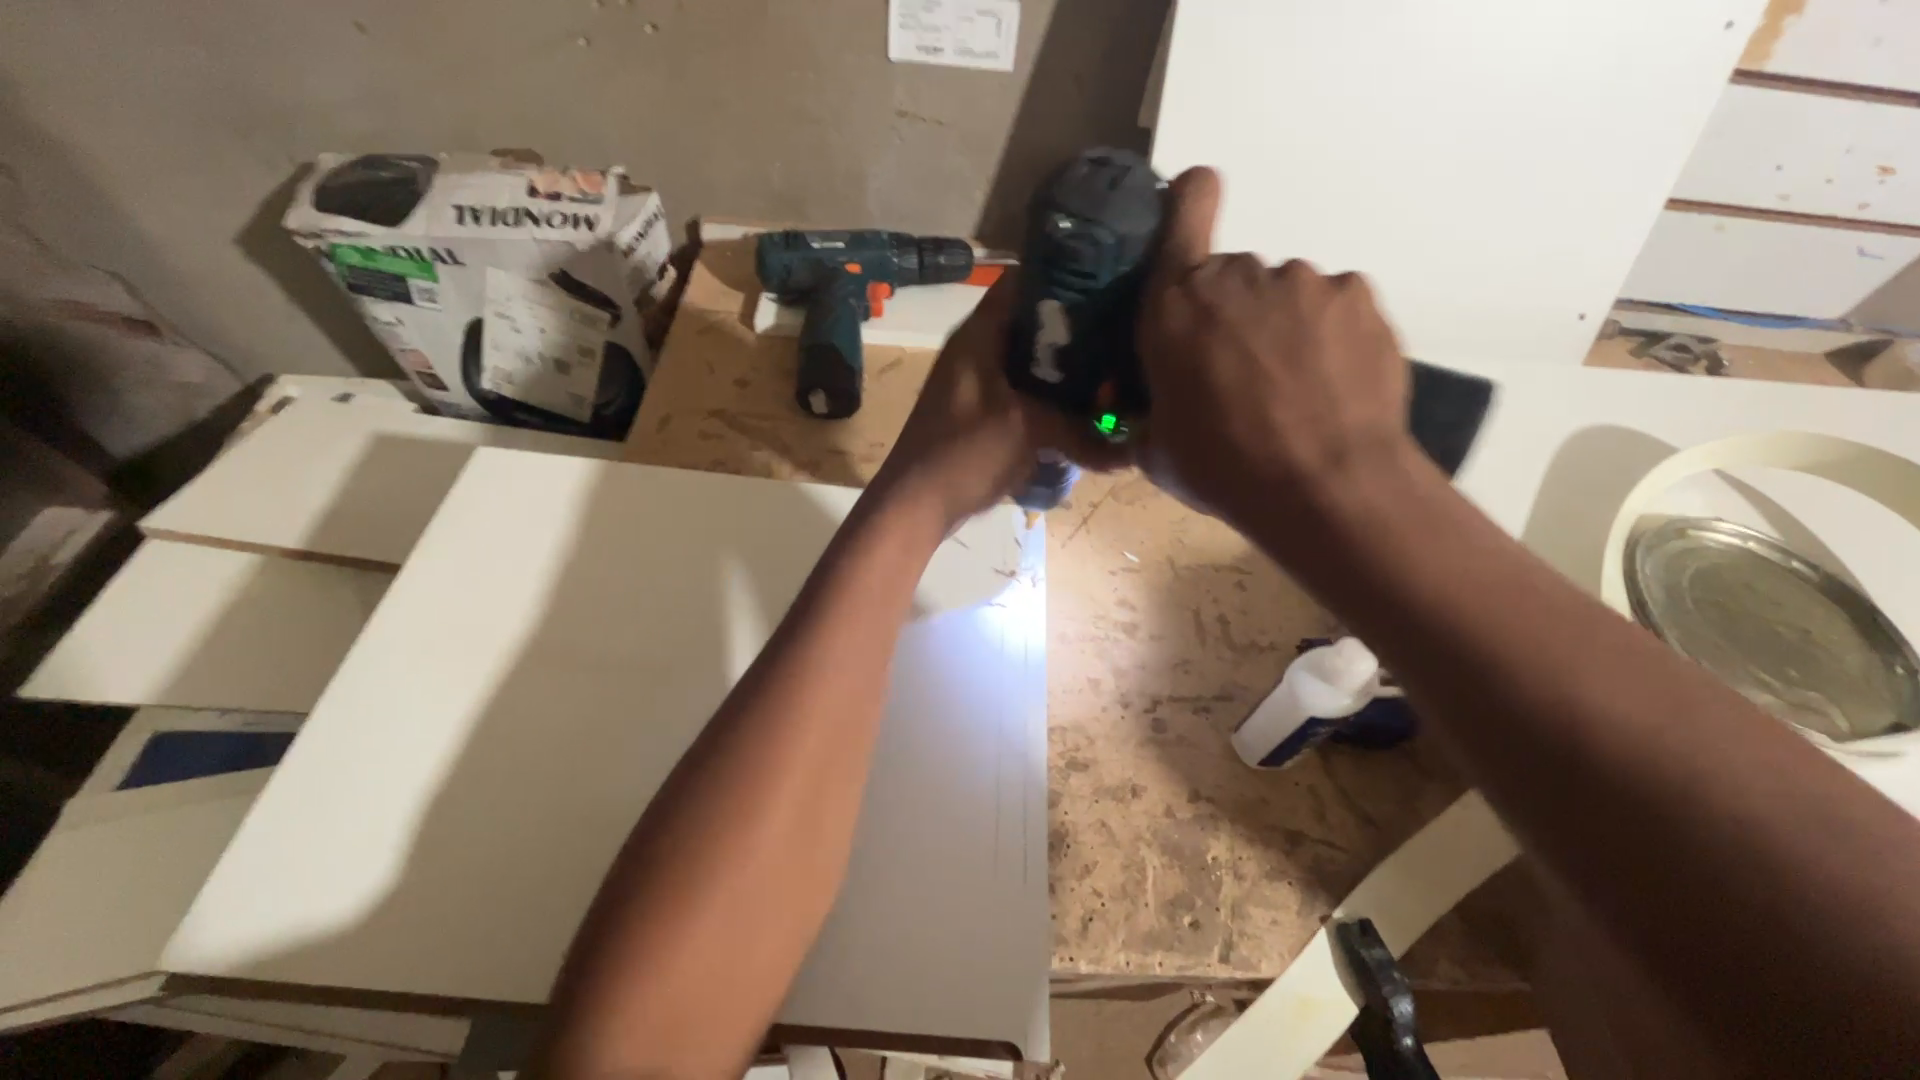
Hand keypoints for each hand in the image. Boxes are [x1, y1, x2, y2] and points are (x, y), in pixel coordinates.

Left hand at [874, 272, 1127, 525]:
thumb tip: (1130, 448)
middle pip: (1034, 324)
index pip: (1023, 281)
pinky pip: (1027, 397)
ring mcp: (980, 385)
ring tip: (1117, 370)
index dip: (1065, 275)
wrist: (917, 505)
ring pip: (1032, 364)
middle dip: (1077, 329)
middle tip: (1126, 332)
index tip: (1110, 280)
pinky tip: (1088, 412)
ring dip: (1068, 371)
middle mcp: (978, 351)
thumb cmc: (964, 453)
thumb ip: (1080, 432)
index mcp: (979, 335)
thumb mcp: (1028, 431)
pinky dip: (1053, 401)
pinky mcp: (985, 416)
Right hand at [1135, 168, 1421, 533]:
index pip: (1185, 208)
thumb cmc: (1222, 469)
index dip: (1190, 200)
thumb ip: (1150, 409)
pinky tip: (1333, 384)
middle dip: (1233, 314)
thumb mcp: (1158, 450)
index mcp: (1174, 304)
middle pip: (1232, 276)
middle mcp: (1238, 275)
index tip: (1197, 206)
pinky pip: (1334, 308)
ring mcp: (1305, 281)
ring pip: (1286, 295)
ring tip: (1296, 391)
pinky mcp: (1359, 298)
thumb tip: (1153, 414)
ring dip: (1284, 329)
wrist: (1324, 488)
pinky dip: (1331, 337)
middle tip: (1244, 374)